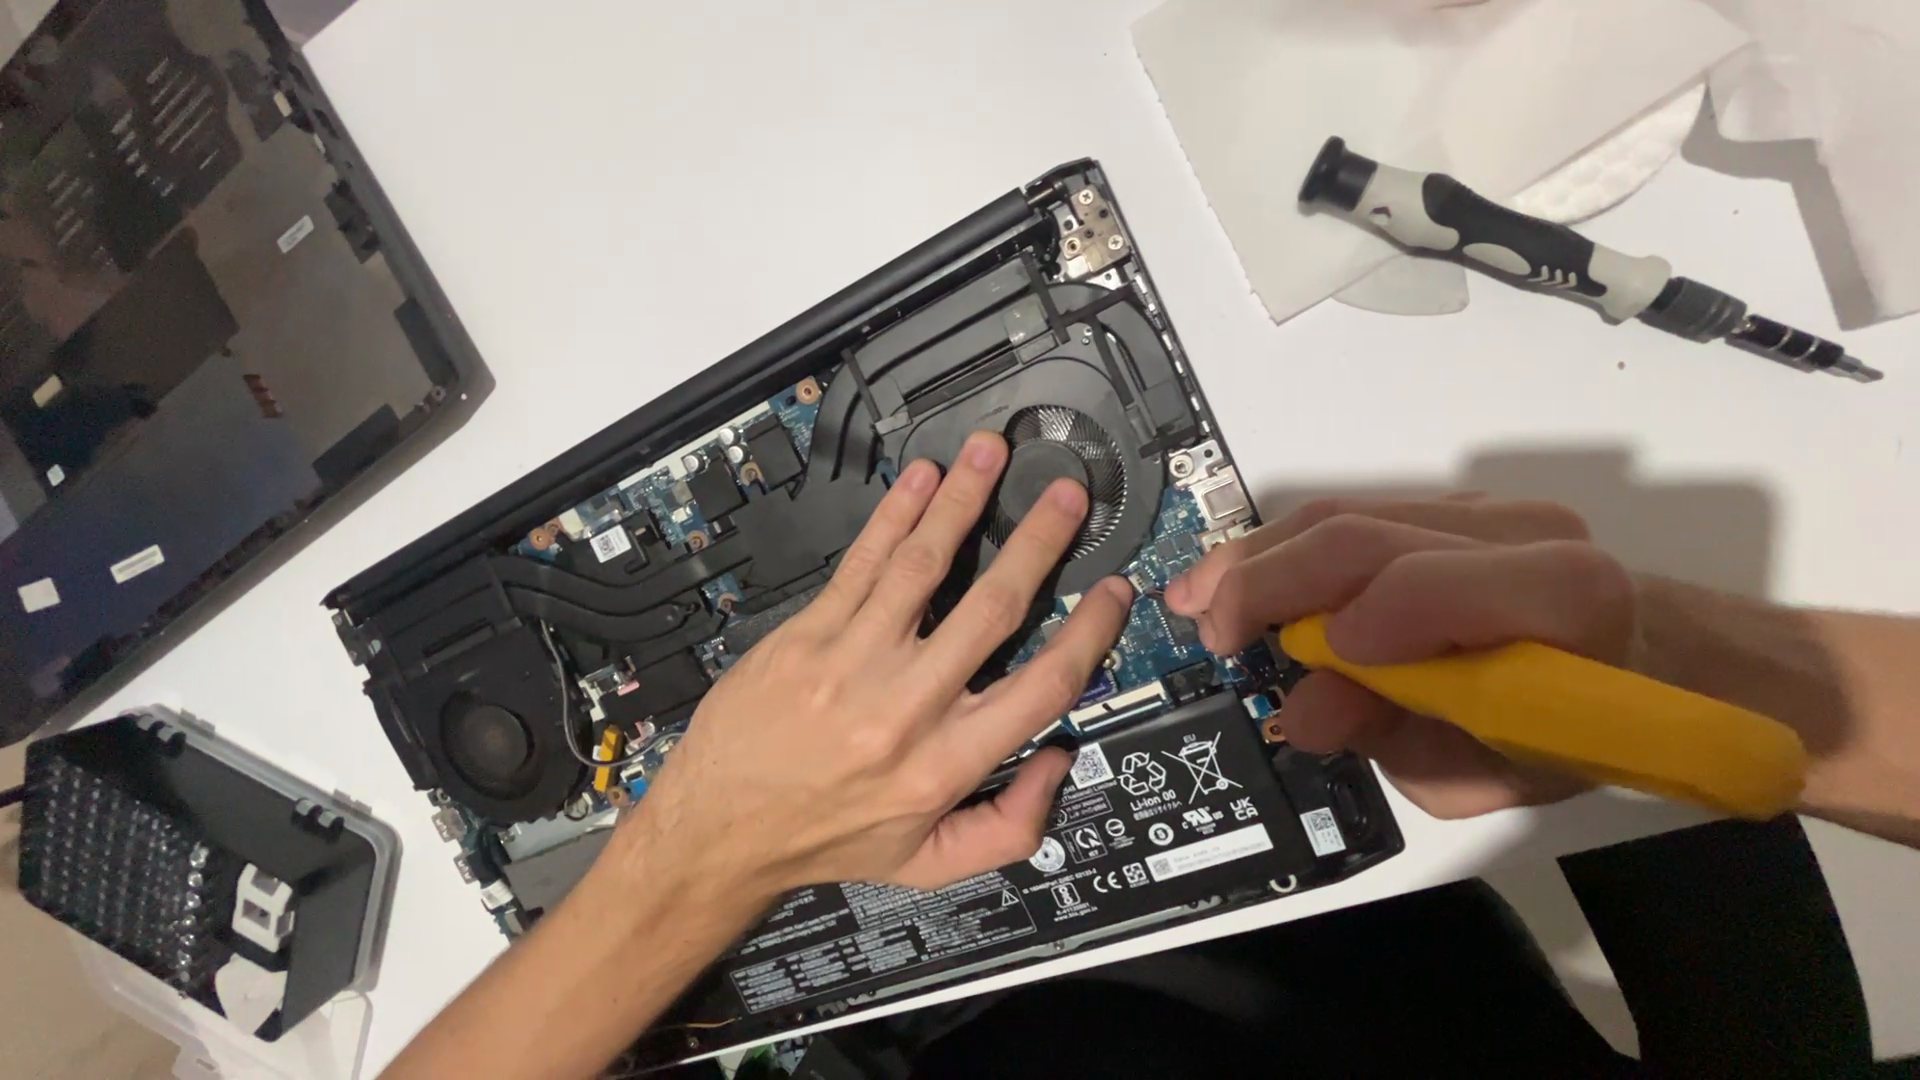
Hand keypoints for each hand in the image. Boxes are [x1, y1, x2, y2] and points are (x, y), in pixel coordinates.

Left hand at [624, 431, 1132, 898]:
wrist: (721, 827)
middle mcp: (906, 705)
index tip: (1111, 593)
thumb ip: (1008, 827)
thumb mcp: (928, 864)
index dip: (1089, 635)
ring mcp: (854, 660)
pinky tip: (920, 480)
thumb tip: (1058, 760)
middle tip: (1066, 497)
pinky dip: (894, 516)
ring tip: (989, 453)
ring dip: (962, 502)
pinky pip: (861, 563)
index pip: (1042, 687)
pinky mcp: (810, 633)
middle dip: (1038, 542)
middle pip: (992, 608)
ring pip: (923, 566)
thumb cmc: (826, 837)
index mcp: (946, 763)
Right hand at [1165, 496, 1634, 818]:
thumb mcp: (1487, 769)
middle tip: (1206, 629)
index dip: (1361, 611)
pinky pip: (1340, 516)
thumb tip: (1299, 709)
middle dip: (1266, 580)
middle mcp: (1518, 533)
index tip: (1293, 658)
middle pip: (1362, 534)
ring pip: (1337, 515)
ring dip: (1253, 557)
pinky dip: (1277, 549)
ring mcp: (1473, 509)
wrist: (1638, 656)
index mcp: (1562, 602)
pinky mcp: (1437, 506)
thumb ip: (1395, 737)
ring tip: (1195, 597)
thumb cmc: (1566, 732)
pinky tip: (1236, 578)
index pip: (1444, 583)